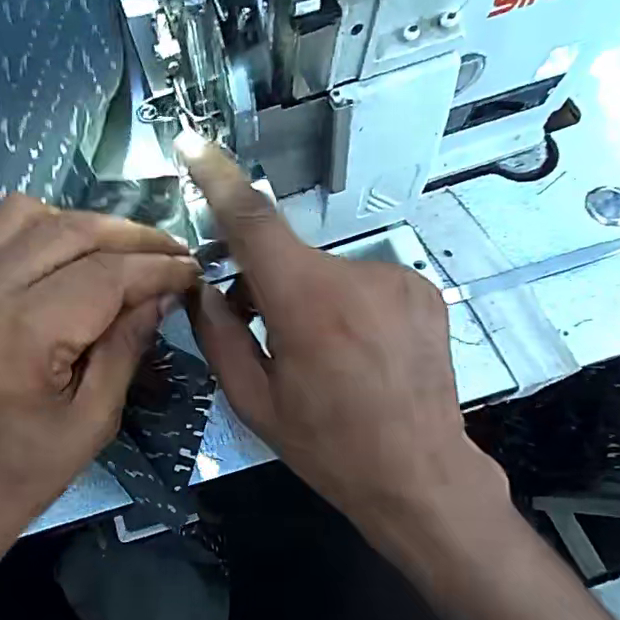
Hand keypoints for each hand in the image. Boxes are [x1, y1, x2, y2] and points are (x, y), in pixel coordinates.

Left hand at [0, 193, 198, 566]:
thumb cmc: (25, 472)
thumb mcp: (95, 419)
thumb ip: (128, 345)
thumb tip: (165, 291)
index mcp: (21, 335)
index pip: (105, 274)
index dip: (157, 266)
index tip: (194, 270)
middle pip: (71, 231)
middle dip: (133, 237)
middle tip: (174, 254)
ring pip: (31, 215)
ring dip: (88, 227)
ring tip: (127, 255)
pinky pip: (0, 231)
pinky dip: (47, 230)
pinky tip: (76, 260)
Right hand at [183, 143, 506, 530]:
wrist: (420, 473)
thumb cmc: (331, 448)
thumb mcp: (257, 404)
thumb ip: (220, 337)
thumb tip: (202, 289)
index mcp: (307, 302)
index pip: (254, 221)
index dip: (220, 180)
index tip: (196, 146)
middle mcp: (357, 275)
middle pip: (292, 260)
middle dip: (270, 288)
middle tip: (269, 338)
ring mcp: (398, 279)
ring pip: (331, 276)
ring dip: (315, 302)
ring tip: (330, 360)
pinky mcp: (423, 290)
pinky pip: (367, 285)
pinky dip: (353, 308)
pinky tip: (365, 354)